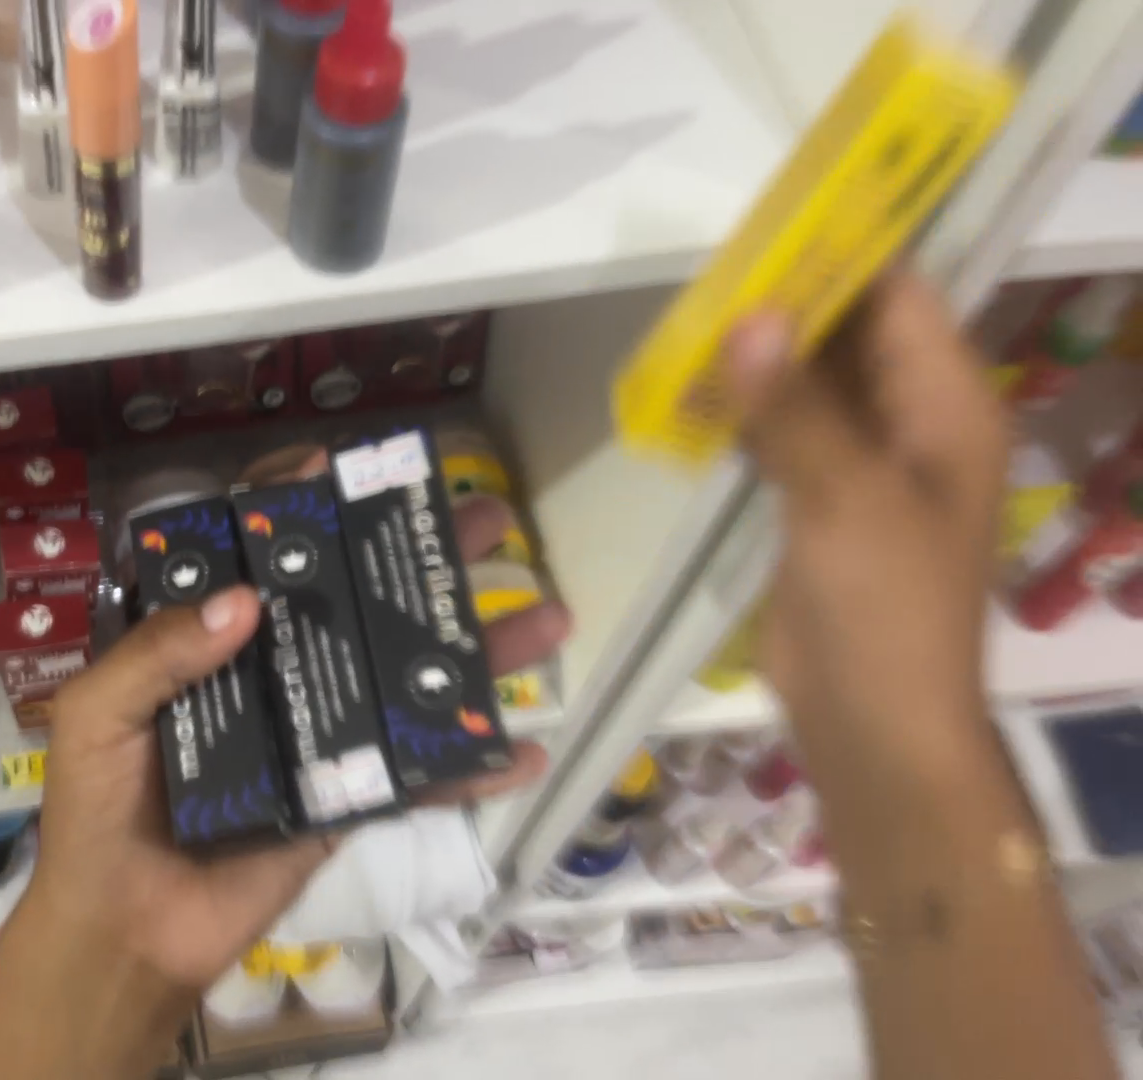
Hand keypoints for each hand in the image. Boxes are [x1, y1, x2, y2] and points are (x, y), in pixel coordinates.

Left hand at [27, 450, 562, 993]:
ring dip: (466, 648)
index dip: (286, 506)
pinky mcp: (338, 797)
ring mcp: (309, 732)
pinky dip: (464, 764)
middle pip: (341, 600)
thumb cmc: (95, 811)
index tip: (334, 473)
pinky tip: (525, 743)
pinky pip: (408, 774)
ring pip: (392, 675)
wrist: (126, 930)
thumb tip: (246, 601)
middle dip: (408, 559)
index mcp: (200, 641)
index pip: (247, 554)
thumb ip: (155, 655)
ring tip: (543, 613)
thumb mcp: (99, 715)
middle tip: (482, 521)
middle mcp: (264, 671)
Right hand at [725, 272, 1007, 781]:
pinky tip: (688, 403)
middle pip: (849, 340)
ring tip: (686, 330)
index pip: (904, 303)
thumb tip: (747, 319)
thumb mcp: (844, 498)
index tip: (778, 222)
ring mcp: (854, 465)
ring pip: (804, 389)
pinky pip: (774, 437)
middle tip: (709, 277)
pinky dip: (737, 416)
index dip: (851, 256)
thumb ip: (796, 410)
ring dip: (753, 363)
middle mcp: (907, 425)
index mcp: (947, 409)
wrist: (865, 710)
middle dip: (787, 307)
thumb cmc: (882, 604)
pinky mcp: (808, 500)